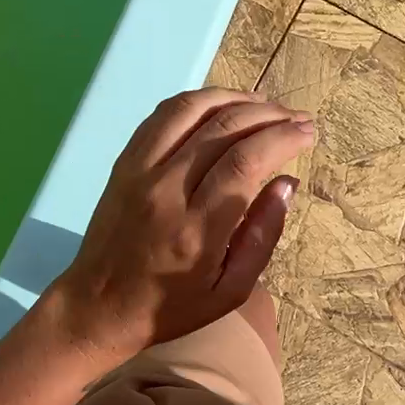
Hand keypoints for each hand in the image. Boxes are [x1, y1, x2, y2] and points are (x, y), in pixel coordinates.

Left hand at [42, 89, 313, 362]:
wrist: (97, 305)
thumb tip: (287, 182)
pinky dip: (198, 100)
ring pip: (191, 109)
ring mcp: (140, 168)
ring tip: (264, 105)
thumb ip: (262, 235)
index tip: (307, 132)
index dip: (280, 137)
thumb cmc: (171, 306)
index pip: (244, 162)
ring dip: (234, 98)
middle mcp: (165, 189)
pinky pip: (163, 114)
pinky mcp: (125, 159)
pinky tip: (221, 105)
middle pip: (222, 128)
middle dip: (268, 114)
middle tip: (296, 117)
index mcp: (195, 228)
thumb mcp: (230, 291)